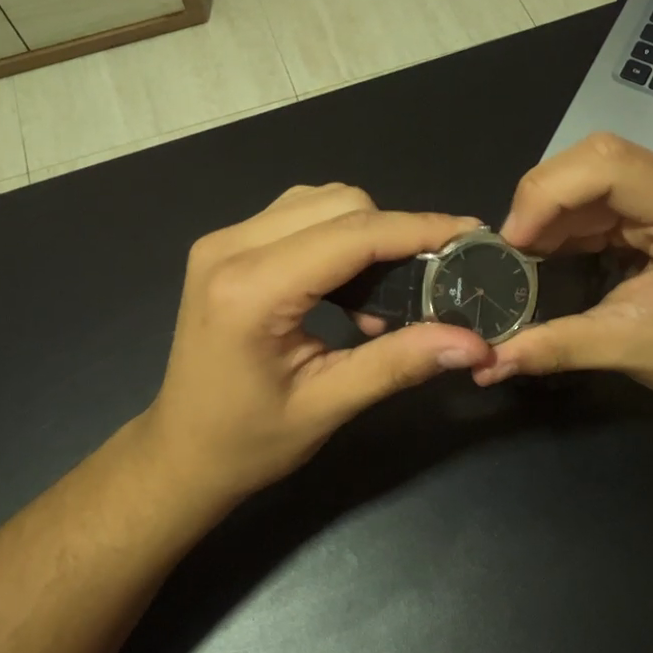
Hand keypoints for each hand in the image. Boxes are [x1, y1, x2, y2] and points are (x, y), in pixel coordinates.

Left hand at [138, 185, 492, 499]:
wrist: (180, 452)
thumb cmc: (248, 442)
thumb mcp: (327, 407)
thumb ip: (398, 363)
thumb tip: (473, 342)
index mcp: (251, 290)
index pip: (353, 234)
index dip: (419, 230)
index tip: (472, 236)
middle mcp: (231, 247)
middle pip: (340, 203)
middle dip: (395, 234)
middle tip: (428, 285)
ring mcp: (223, 240)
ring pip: (321, 200)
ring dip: (366, 234)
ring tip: (385, 295)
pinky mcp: (226, 245)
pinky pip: (299, 215)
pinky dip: (338, 237)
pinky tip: (349, 289)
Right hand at [477, 134, 652, 404]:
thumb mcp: (627, 348)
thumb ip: (557, 346)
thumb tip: (488, 364)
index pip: (607, 165)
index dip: (547, 193)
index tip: (513, 242)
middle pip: (590, 160)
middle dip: (541, 203)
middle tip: (509, 254)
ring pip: (585, 175)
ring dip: (547, 215)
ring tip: (521, 259)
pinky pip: (594, 196)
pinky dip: (562, 222)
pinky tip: (544, 253)